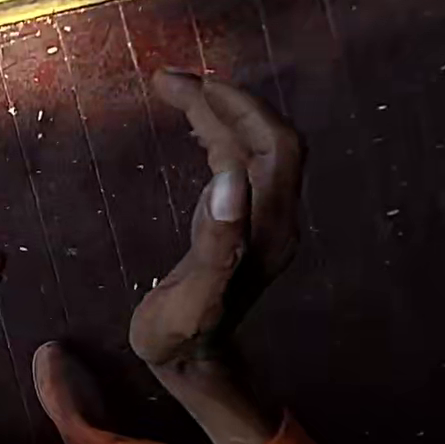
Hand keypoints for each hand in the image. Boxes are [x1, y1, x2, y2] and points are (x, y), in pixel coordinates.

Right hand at [128, 72, 303, 443]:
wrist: (192, 363)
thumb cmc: (179, 338)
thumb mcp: (192, 302)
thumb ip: (216, 246)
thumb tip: (227, 177)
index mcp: (266, 230)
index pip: (268, 146)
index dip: (232, 109)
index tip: (183, 86)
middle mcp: (274, 218)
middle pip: (268, 137)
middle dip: (225, 100)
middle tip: (170, 80)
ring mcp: (261, 219)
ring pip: (255, 147)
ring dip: (219, 113)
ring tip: (173, 92)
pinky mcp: (242, 223)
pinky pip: (239, 163)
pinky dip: (215, 135)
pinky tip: (189, 128)